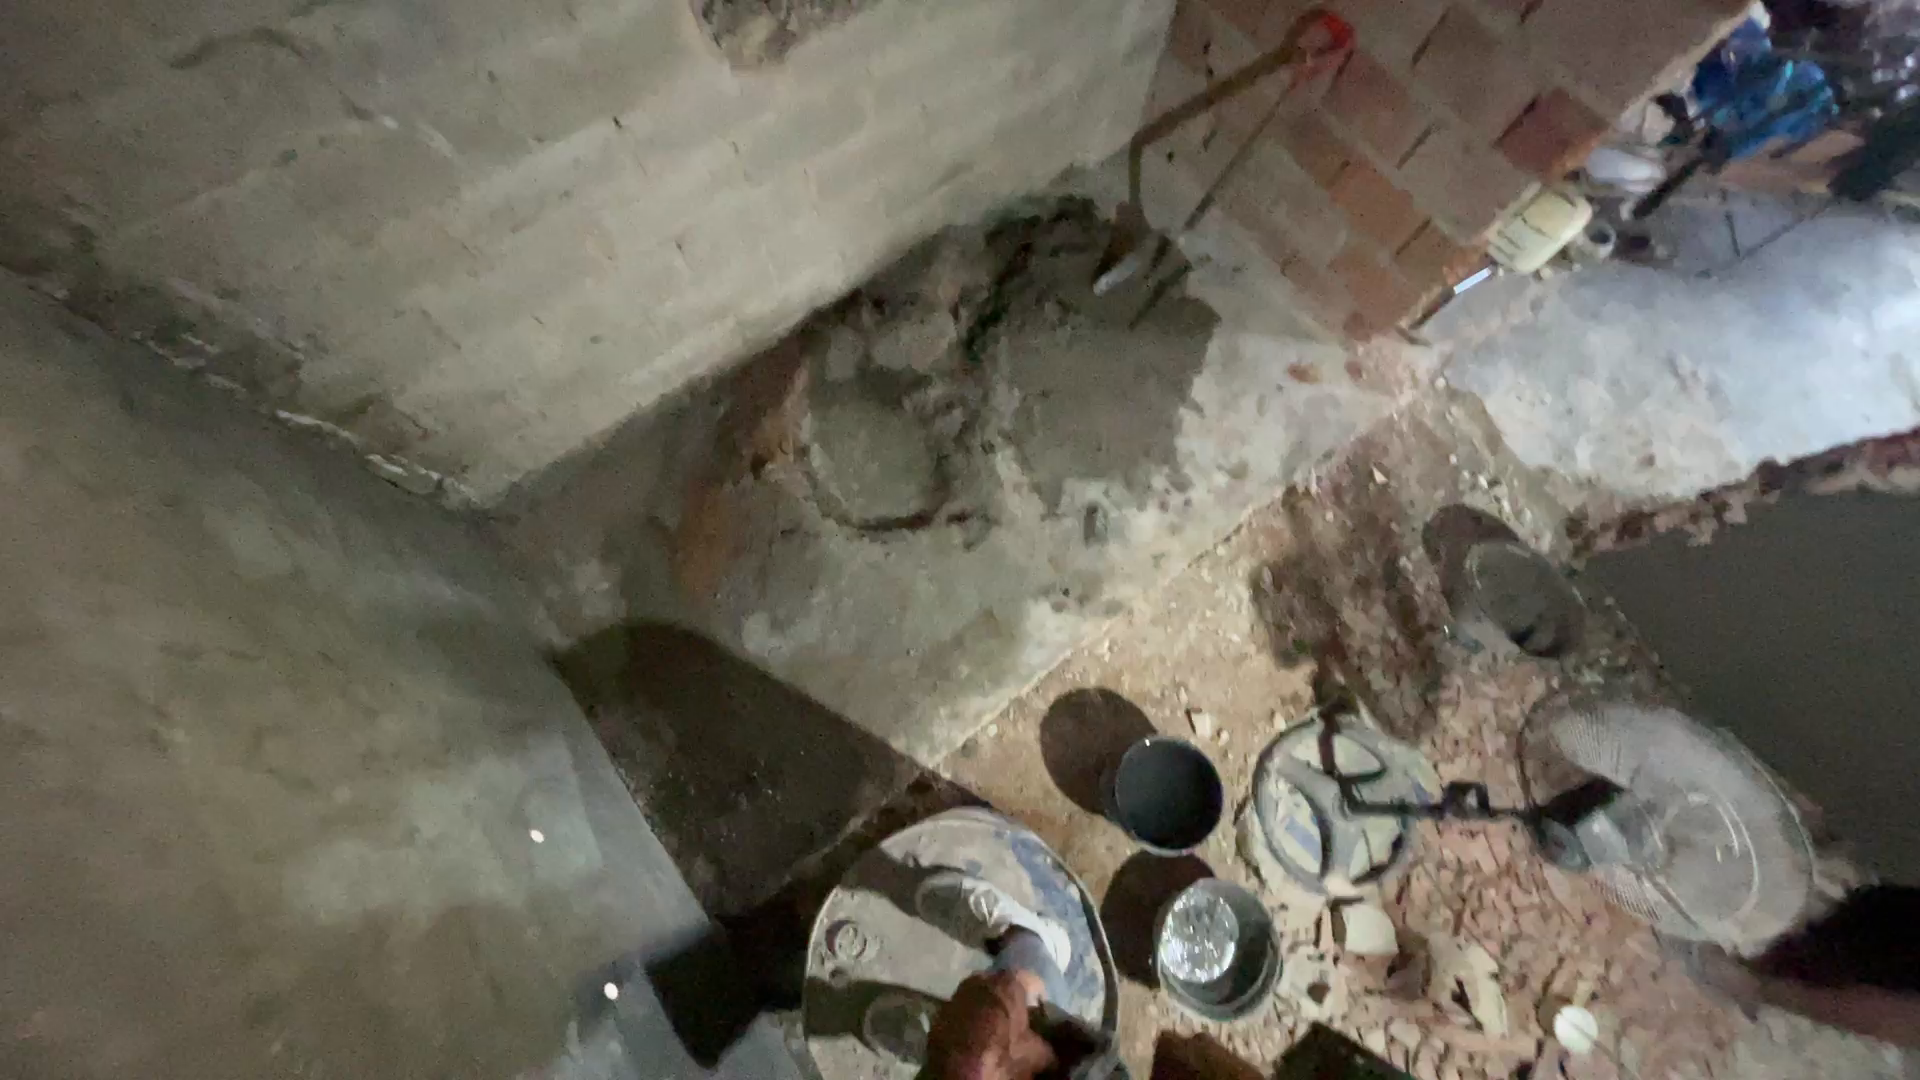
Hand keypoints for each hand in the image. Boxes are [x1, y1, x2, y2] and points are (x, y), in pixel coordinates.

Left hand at [923, 971, 1057, 1079]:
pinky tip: (976, 1035)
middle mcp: (983, 977)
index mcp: (1009, 982)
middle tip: (1019, 1022)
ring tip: (997, 1029)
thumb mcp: (1033, 1057)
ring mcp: (960, 991)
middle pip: (1005, 985)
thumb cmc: (1001, 1058)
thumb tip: (1053, 1052)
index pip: (1033, 981)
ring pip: (983, 993)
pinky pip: (965, 1007)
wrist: (956, 1074)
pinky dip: (973, 1017)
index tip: (1041, 1015)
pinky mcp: (943, 1008)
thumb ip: (1047, 1048)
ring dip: (990, 1007)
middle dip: (1012, 1001)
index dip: (1039, 1000)